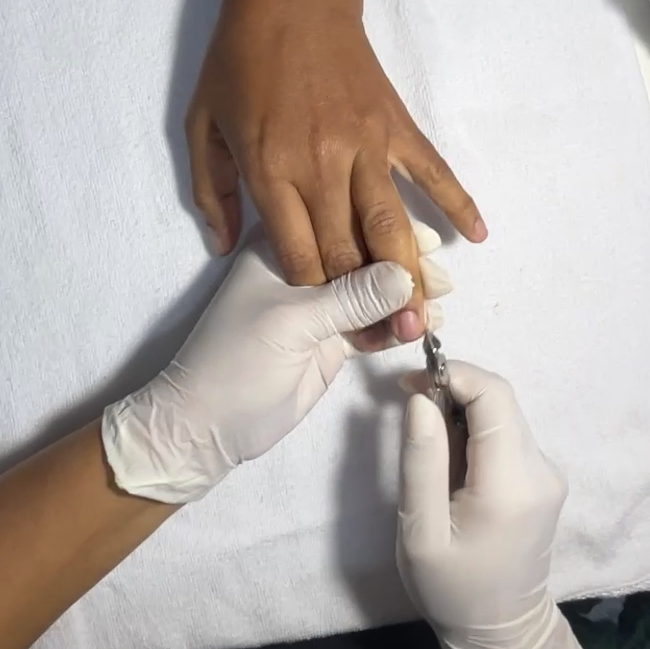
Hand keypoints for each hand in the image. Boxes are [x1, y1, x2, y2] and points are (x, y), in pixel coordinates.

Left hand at [102, 224, 449, 503]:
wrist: (208, 423)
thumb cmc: (237, 359)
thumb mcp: (292, 322)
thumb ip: (350, 297)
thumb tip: (407, 274)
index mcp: (283, 246)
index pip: (343, 225)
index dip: (387, 232)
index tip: (428, 241)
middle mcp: (305, 268)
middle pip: (365, 257)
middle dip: (405, 267)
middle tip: (441, 280)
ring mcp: (319, 305)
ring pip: (373, 293)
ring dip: (406, 299)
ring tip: (440, 307)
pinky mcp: (330, 339)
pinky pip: (371, 326)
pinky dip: (394, 327)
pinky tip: (422, 327)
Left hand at [185, 0, 484, 341]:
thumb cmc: (238, 61)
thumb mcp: (202, 124)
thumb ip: (212, 190)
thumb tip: (225, 244)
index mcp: (271, 171)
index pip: (300, 256)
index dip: (315, 297)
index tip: (329, 321)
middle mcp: (321, 167)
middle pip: (348, 252)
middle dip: (368, 303)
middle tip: (388, 337)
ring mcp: (365, 146)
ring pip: (393, 225)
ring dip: (411, 275)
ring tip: (427, 312)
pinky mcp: (395, 125)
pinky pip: (432, 170)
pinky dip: (458, 202)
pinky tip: (476, 235)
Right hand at [397, 362, 587, 648]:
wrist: (502, 634)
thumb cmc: (452, 588)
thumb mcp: (420, 530)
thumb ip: (421, 460)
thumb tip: (420, 396)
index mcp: (511, 483)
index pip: (493, 394)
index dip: (451, 373)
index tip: (407, 385)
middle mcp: (541, 470)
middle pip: (499, 398)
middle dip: (450, 389)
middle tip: (407, 407)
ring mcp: (547, 473)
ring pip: (501, 411)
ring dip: (459, 409)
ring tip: (426, 442)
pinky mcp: (541, 477)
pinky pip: (505, 431)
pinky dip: (472, 428)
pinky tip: (449, 459)